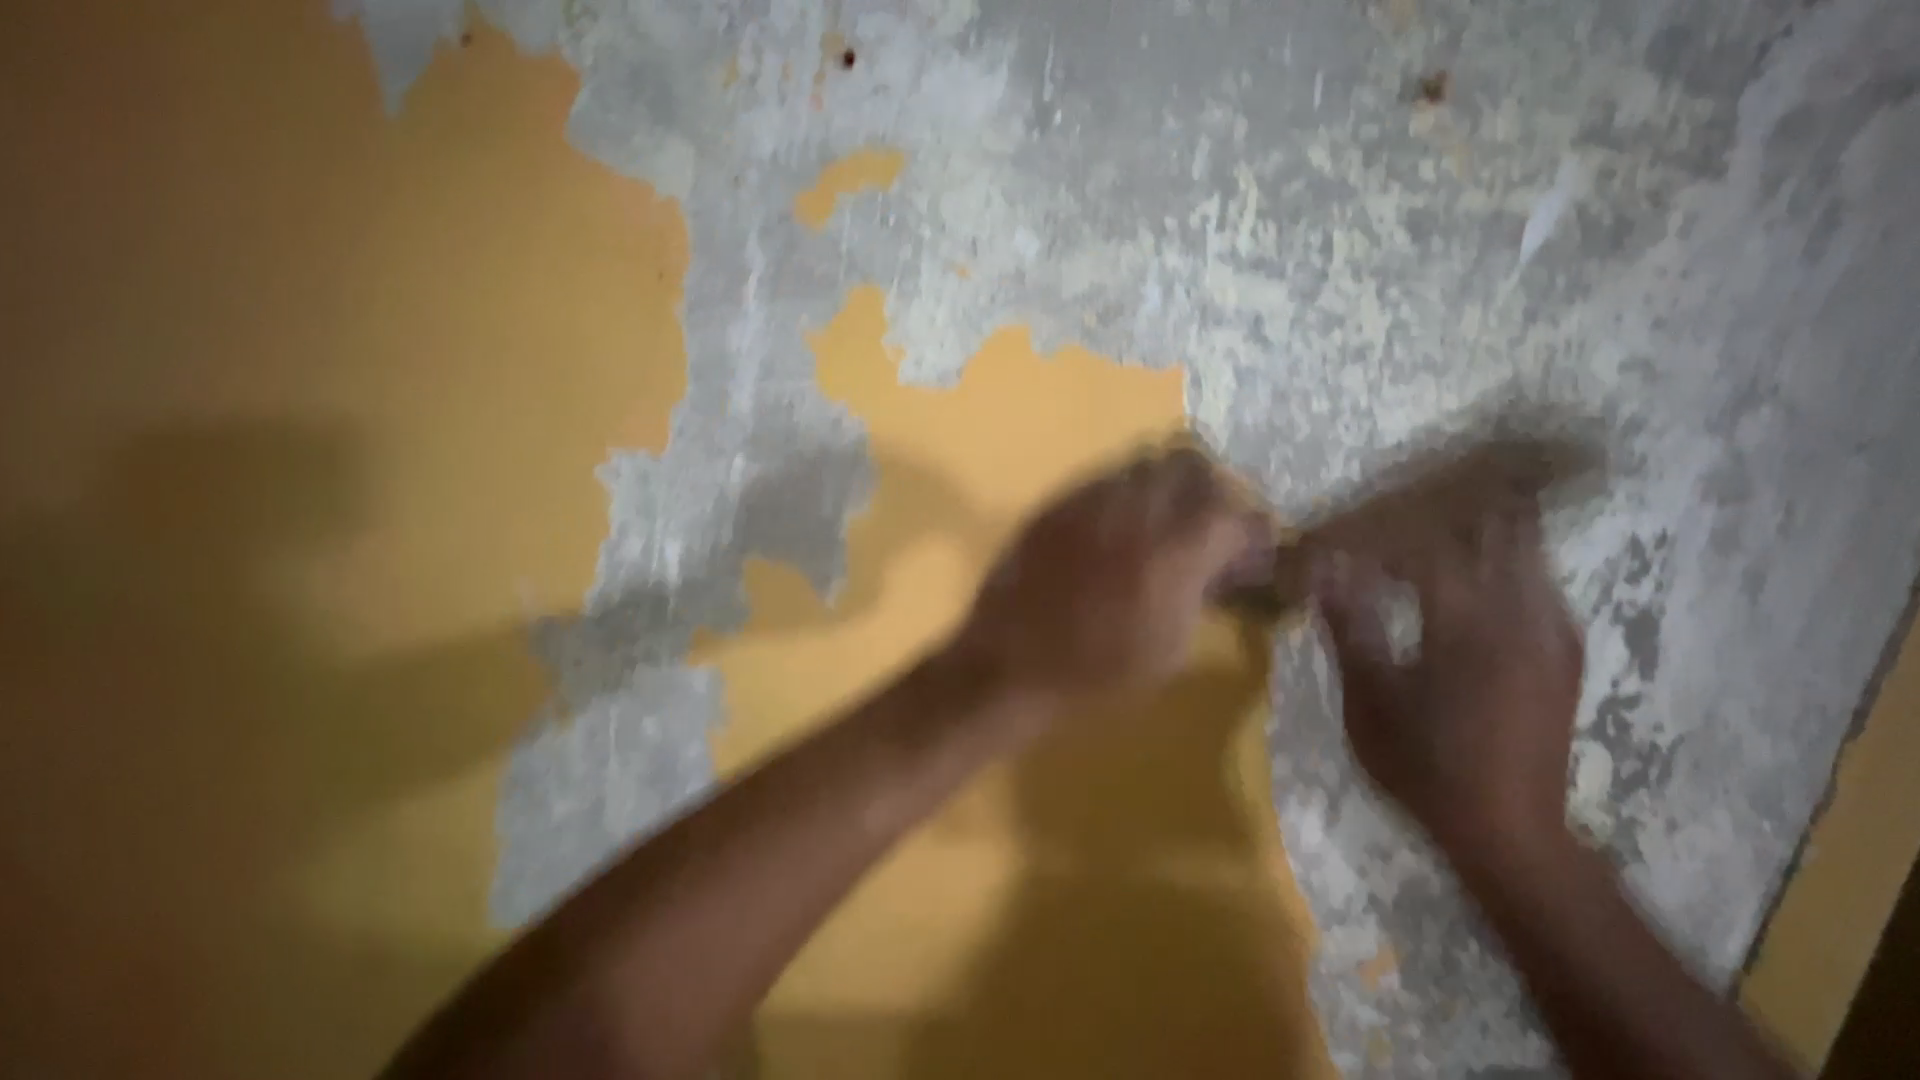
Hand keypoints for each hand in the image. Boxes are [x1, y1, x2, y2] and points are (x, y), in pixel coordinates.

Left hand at [949, 444, 1268, 713]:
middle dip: (1209, 489)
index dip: (1251, 529)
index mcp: (1174, 552)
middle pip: (1190, 464)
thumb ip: (1202, 593)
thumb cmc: (1098, 672)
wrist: (1011, 665)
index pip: (1234, 512)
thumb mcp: (1172, 647)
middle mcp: (1136, 511)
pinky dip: (1123, 493)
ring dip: (1164, 485)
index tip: (1250, 548)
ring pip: (1144, 461)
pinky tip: (1115, 527)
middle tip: (1206, 524)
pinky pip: (1102, 477)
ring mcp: (1090, 500)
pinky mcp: (1056, 503)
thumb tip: (1220, 566)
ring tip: (1159, 521)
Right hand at [1309, 501, 1583, 863]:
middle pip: (1488, 524)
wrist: (1512, 829)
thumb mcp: (1369, 705)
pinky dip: (1496, 554)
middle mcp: (1520, 614)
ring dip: (1472, 523)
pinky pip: (1533, 573)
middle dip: (1440, 504)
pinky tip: (1465, 567)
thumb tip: (1322, 570)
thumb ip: (1349, 628)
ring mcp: (1552, 627)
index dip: (1378, 532)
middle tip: (1395, 497)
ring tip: (1427, 515)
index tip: (1340, 536)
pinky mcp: (1563, 645)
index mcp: (1465, 627)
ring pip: (1520, 541)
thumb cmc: (1425, 771)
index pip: (1421, 547)